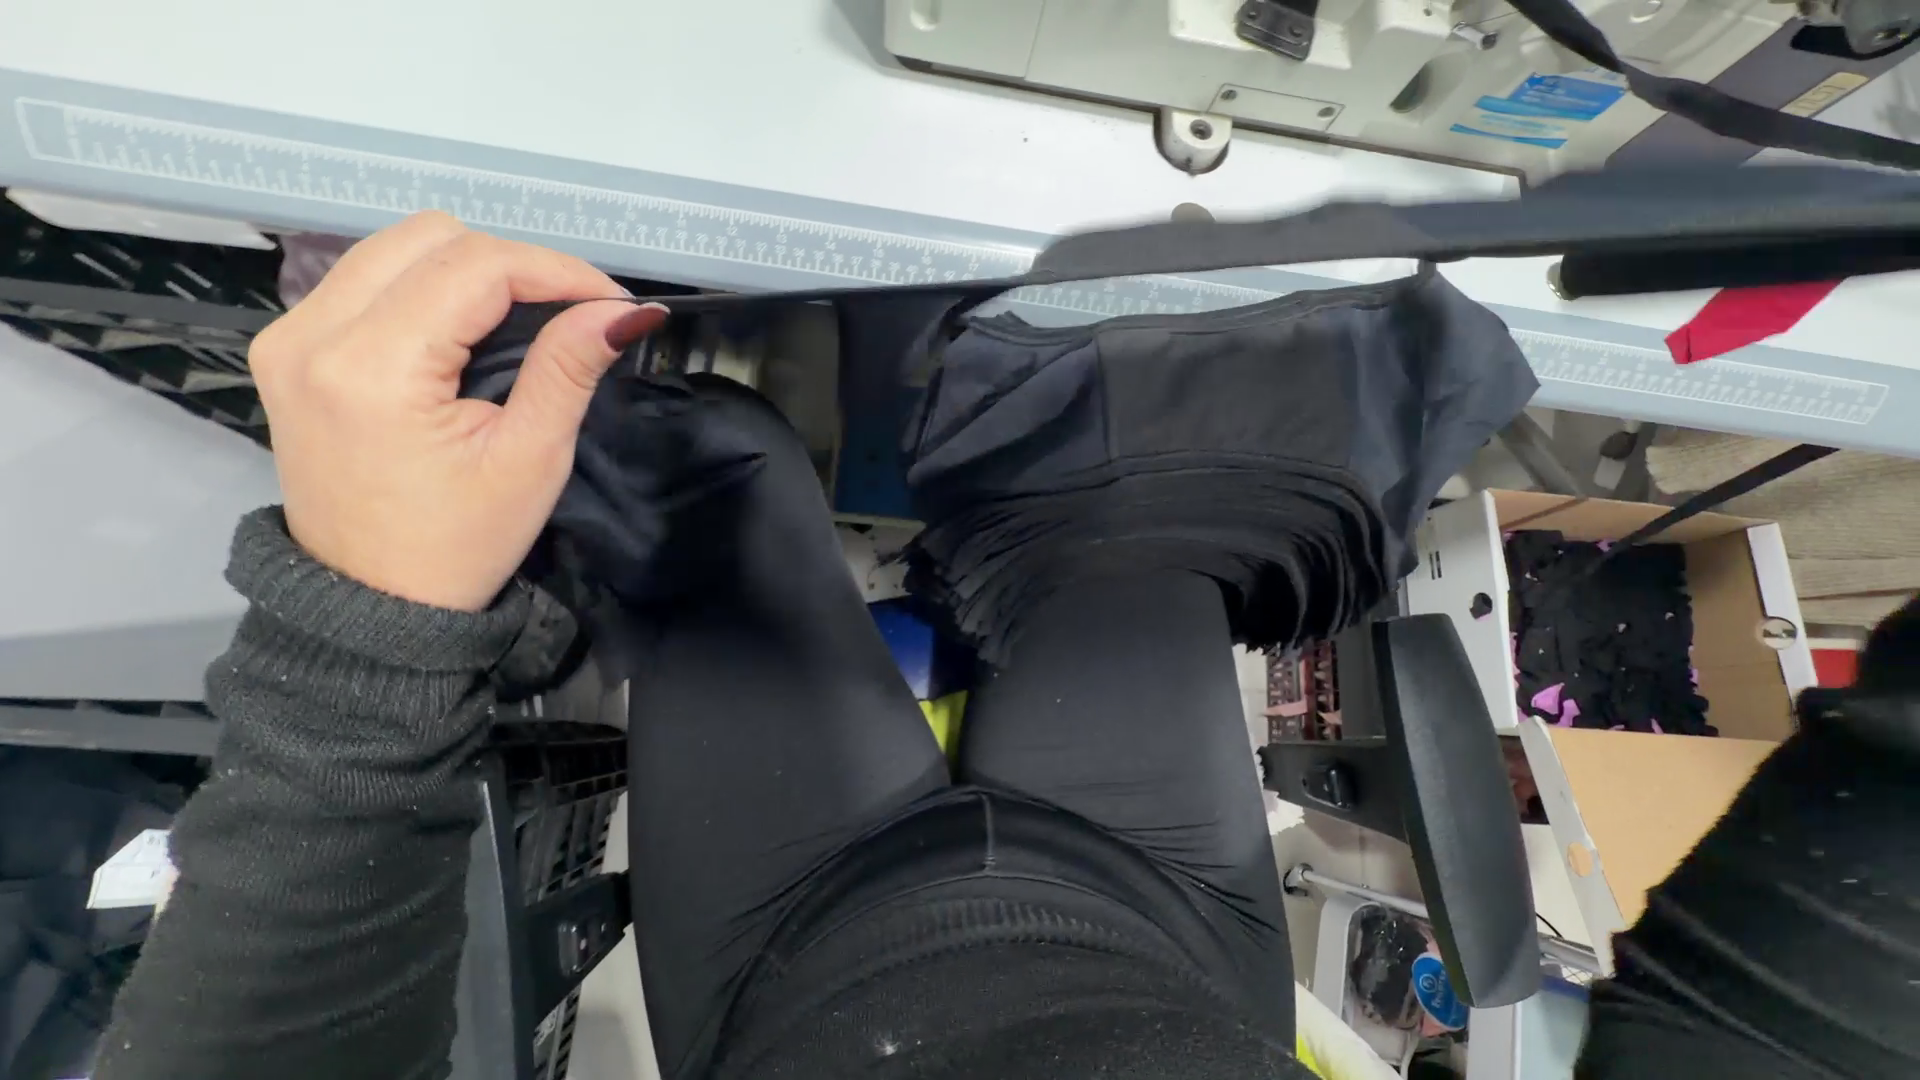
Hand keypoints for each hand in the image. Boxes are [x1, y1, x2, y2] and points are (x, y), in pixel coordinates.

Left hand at [248, 212, 667, 611]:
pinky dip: (433, 286)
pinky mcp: (291, 347)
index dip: (557, 270)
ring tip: (529, 319)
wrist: (374, 599)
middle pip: (430, 237)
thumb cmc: (462, 541)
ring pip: (396, 247)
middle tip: (573, 312)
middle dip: (517, 264)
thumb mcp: (530, 458)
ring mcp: (289, 335)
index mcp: (372, 368)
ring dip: (474, 269)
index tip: (614, 301)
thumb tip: (625, 311)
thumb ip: (569, 370)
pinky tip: (470, 331)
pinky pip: (369, 277)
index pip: (474, 267)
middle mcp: (310, 332)